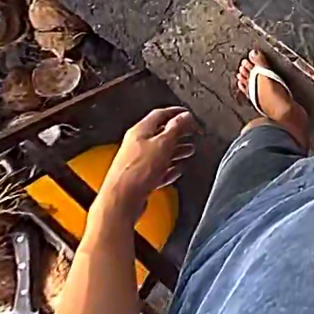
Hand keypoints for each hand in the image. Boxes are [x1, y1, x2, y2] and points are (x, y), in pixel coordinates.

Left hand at [97, 107, 196, 221]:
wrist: (122, 201)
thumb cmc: (136, 172)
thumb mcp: (163, 144)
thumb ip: (176, 128)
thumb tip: (185, 116)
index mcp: (140, 131)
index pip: (160, 114)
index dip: (176, 113)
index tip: (189, 115)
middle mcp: (136, 144)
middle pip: (160, 133)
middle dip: (178, 133)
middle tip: (192, 133)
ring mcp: (137, 162)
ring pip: (160, 152)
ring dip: (176, 150)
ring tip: (188, 150)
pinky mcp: (139, 179)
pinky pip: (157, 170)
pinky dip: (169, 168)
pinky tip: (175, 171)